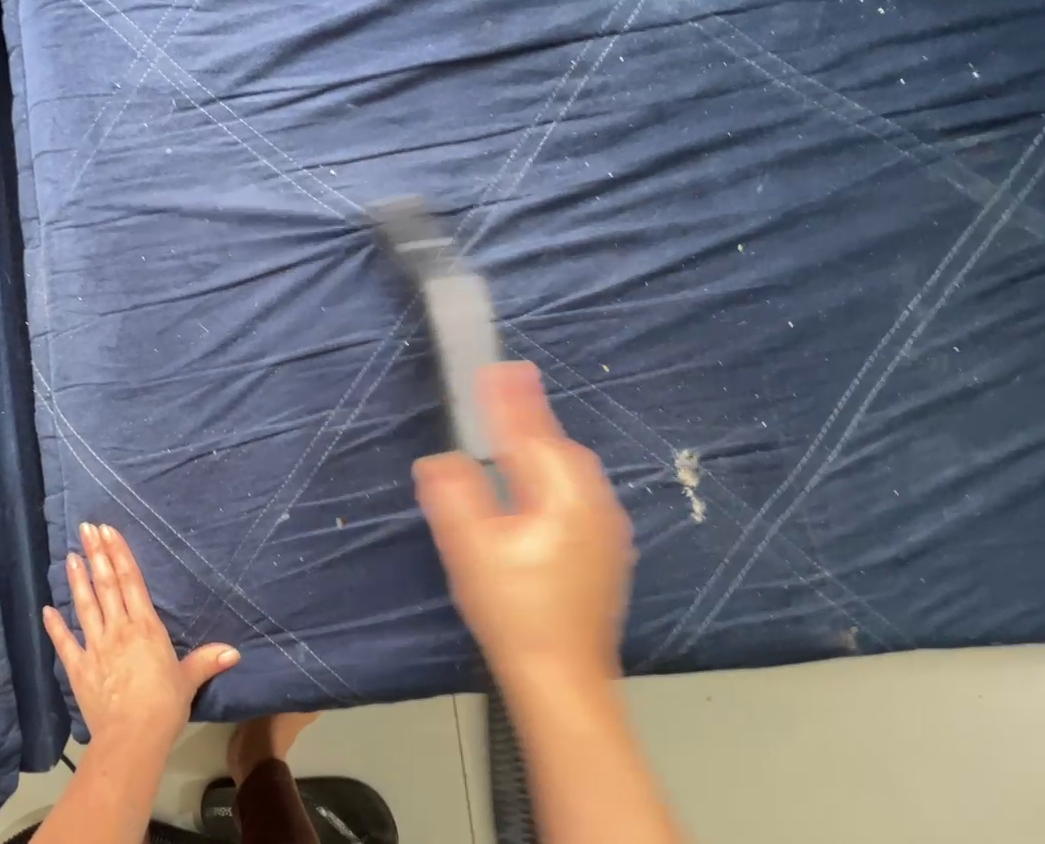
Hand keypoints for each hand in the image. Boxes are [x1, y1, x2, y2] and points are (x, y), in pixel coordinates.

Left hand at [43, 523, 240, 750]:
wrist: (133, 737)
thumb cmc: (164, 706)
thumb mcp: (188, 680)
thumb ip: (206, 661)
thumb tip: (234, 651)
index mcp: (145, 626)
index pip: (131, 581)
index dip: (119, 553)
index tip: (108, 531)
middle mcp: (119, 629)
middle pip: (107, 584)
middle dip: (97, 555)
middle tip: (86, 529)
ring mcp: (96, 647)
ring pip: (85, 605)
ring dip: (77, 580)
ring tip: (70, 556)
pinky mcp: (79, 668)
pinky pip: (65, 643)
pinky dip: (55, 626)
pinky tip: (47, 609)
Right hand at [413, 361, 634, 680]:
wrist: (562, 679)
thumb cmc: (513, 611)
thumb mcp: (469, 550)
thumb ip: (453, 495)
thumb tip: (438, 459)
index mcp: (559, 496)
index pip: (529, 432)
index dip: (510, 398)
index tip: (497, 364)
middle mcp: (592, 504)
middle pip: (558, 447)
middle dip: (528, 420)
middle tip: (497, 398)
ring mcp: (605, 529)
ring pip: (571, 471)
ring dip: (541, 447)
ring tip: (512, 437)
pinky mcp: (605, 551)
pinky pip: (577, 493)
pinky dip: (553, 476)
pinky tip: (535, 491)